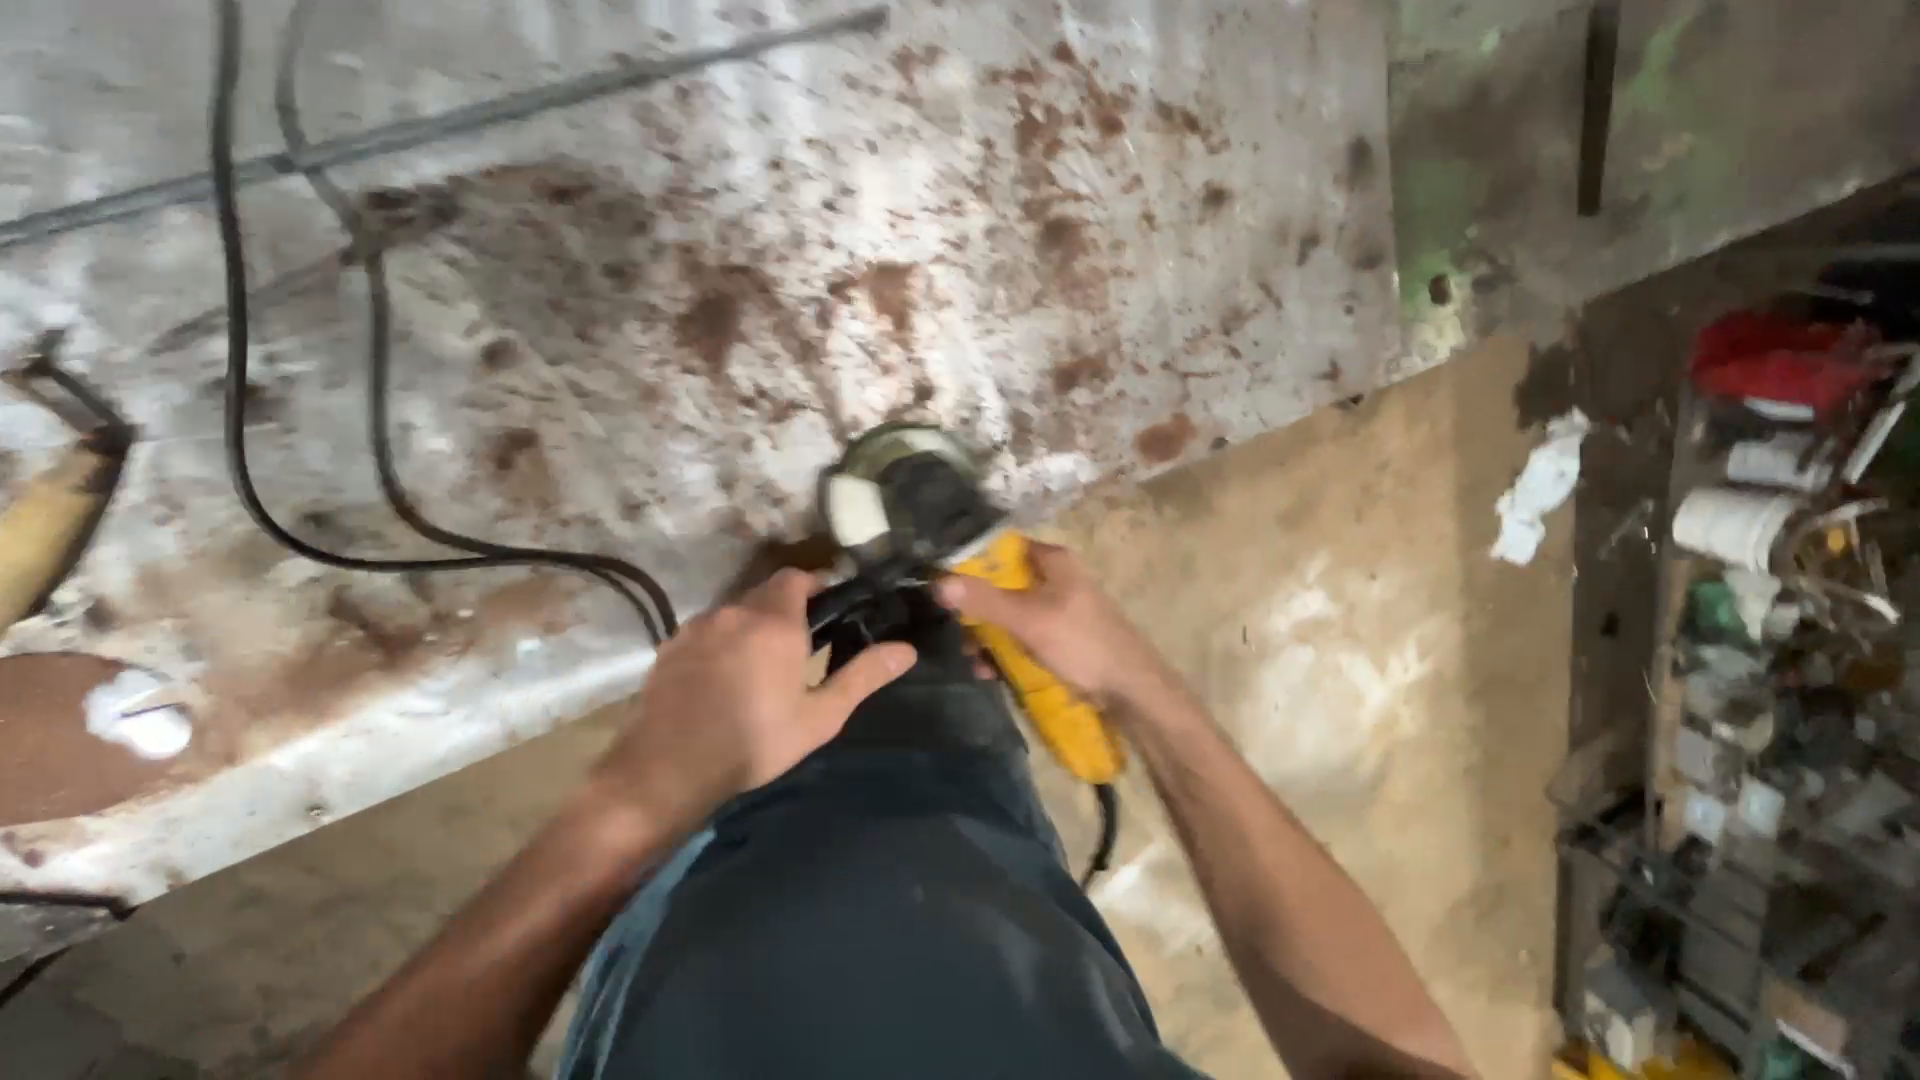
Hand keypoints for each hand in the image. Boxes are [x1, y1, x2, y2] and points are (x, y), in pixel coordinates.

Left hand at [589, 569, 915, 830]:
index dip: (814, 585)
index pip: (797, 577)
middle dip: (784, 609)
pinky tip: (721, 679)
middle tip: (799, 646)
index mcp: (775, 622)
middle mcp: (734, 612)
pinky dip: (720, 644)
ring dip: (750, 627)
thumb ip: (863, 677)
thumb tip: (907, 650)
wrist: (668, 768)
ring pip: (732, 612)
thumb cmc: (755, 740)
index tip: (827, 608)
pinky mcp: (669, 647)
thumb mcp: (820, 717)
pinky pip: (705, 632)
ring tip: (759, 666)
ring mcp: (696, 627)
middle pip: (764, 593)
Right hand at [934, 542, 1178, 714]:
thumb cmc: (1081, 643)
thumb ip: (985, 600)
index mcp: (1053, 560)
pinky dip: (1006, 651)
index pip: (1001, 548)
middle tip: (959, 636)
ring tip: (975, 662)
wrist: (1130, 690)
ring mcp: (1058, 608)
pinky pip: (1023, 636)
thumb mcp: (1028, 619)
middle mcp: (1055, 577)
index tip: (944, 586)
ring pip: (1009, 614)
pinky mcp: (1060, 636)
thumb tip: (938, 582)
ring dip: (988, 637)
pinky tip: (992, 672)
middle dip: (976, 612)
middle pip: (1001, 584)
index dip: (970, 564)